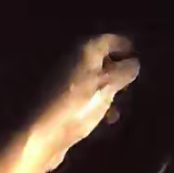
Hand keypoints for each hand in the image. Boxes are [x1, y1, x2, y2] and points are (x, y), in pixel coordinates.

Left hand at [23, 34, 140, 172]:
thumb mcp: (108, 86)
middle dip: (115, 70)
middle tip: (128, 85)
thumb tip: (135, 62)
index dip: (125, 46)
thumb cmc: (77, 105)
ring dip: (104, 89)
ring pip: (89, 76)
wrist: (36, 134)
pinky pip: (78, 92)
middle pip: (99, 57)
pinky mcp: (52, 97)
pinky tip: (98, 118)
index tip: (137, 57)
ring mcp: (59, 75)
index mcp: (84, 48)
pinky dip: (91, 100)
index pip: (110, 39)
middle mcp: (70, 55)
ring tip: (116, 109)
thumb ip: (125, 71)